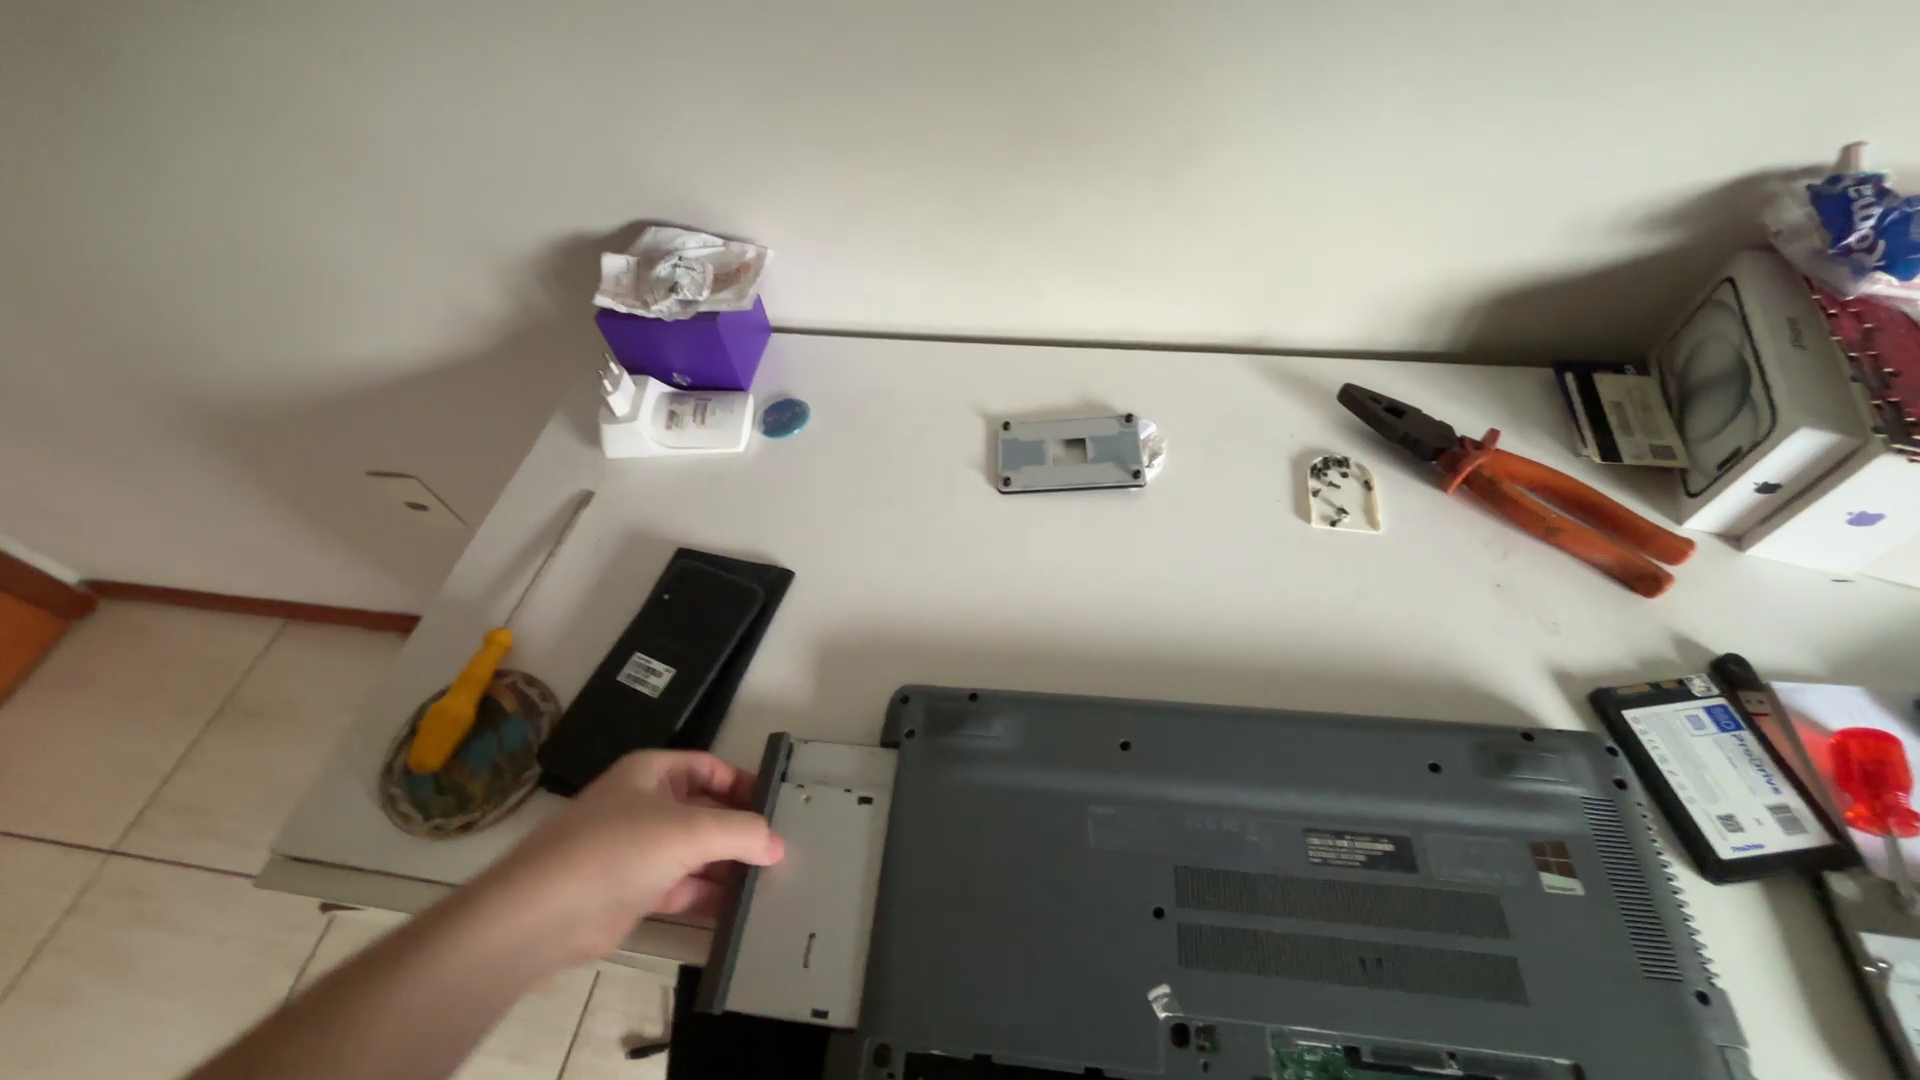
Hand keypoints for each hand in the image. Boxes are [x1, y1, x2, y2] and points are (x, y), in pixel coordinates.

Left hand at [469, 750, 784, 966]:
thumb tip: (776, 844)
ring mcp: (637, 850)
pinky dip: (708, 895)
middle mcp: (644, 805)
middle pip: (704, 811)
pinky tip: (738, 910)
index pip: (709, 768)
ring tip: (769, 882)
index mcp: (651, 772)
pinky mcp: (633, 891)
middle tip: (779, 850)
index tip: (775, 806)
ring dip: (727, 866)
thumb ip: (741, 833)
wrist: (541, 916)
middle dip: (739, 830)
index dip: (743, 784)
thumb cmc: (617, 850)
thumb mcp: (689, 831)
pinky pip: (681, 887)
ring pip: (695, 852)